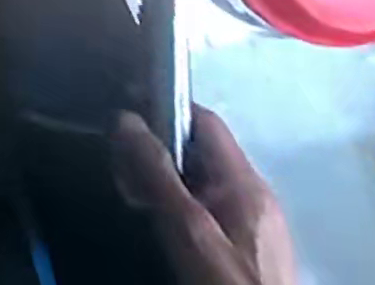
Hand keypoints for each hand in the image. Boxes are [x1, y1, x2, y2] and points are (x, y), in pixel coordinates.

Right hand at [113, 108, 297, 284]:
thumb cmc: (225, 279)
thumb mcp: (185, 225)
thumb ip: (155, 169)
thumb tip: (126, 117)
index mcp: (246, 184)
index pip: (204, 120)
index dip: (163, 106)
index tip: (122, 110)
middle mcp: (252, 194)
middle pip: (191, 147)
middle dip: (150, 150)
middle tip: (121, 170)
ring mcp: (249, 218)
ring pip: (190, 173)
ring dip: (154, 177)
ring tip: (133, 198)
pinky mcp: (240, 238)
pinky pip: (195, 198)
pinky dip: (167, 198)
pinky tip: (151, 216)